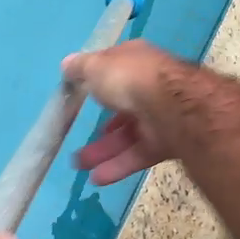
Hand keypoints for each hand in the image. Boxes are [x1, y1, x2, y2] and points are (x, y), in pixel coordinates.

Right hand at [65, 41, 184, 185]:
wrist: (172, 106)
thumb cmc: (129, 78)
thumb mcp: (96, 67)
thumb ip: (80, 68)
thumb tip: (67, 64)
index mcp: (136, 61)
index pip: (115, 68)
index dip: (97, 80)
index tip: (79, 93)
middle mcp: (150, 85)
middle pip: (121, 106)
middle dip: (99, 124)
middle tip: (75, 137)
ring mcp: (160, 114)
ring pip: (129, 134)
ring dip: (104, 149)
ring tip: (79, 164)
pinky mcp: (167, 141)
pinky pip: (139, 154)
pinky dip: (118, 166)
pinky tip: (97, 178)